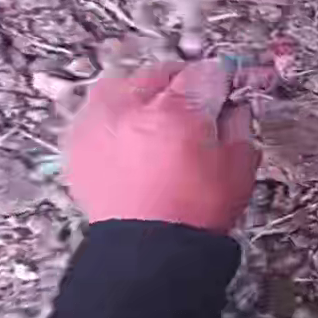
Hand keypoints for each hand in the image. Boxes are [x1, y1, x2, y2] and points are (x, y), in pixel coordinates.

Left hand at [64, 59, 258, 232]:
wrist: (151, 245)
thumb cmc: (198, 207)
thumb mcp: (240, 161)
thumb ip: (237, 123)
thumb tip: (234, 105)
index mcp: (177, 112)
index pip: (206, 72)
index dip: (228, 75)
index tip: (238, 81)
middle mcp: (130, 110)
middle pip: (162, 72)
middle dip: (188, 80)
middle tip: (207, 96)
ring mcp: (97, 124)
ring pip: (124, 84)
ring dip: (150, 90)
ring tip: (168, 109)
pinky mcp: (78, 142)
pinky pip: (100, 108)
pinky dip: (122, 110)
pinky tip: (140, 127)